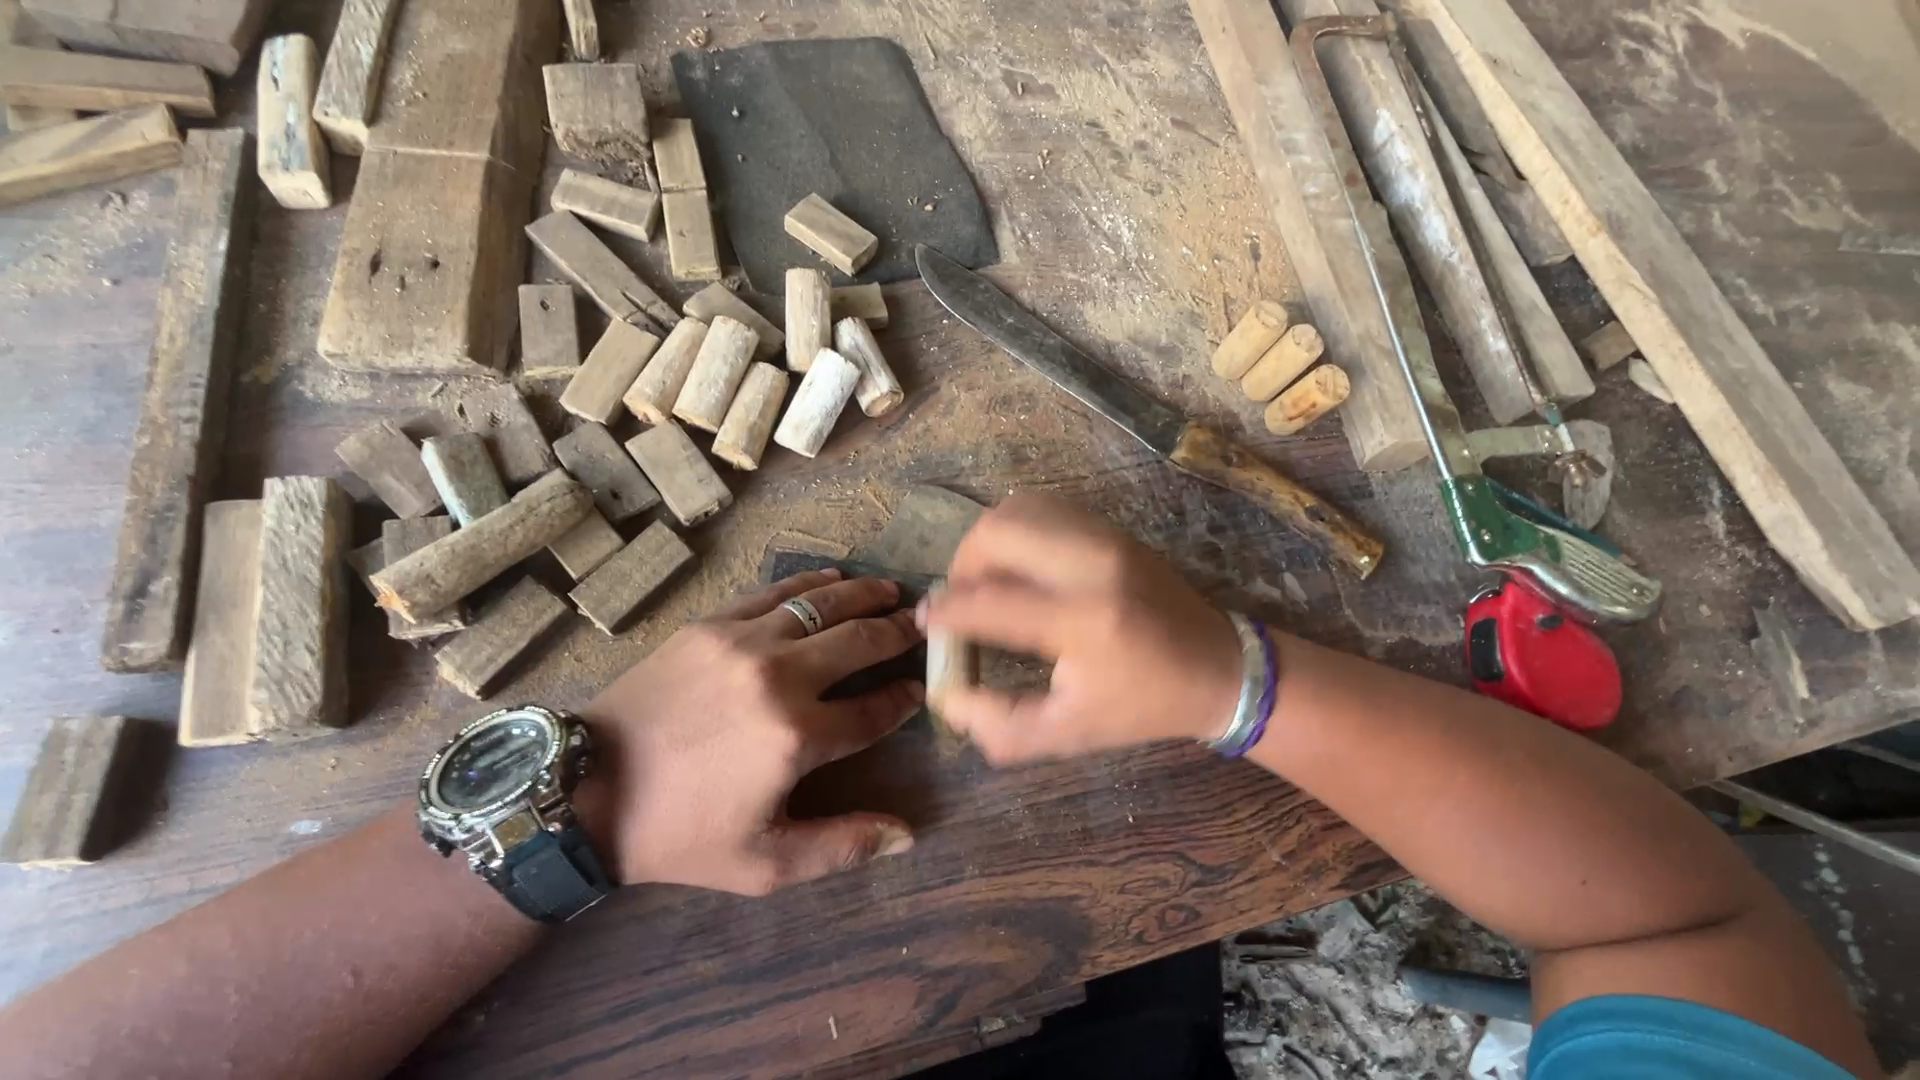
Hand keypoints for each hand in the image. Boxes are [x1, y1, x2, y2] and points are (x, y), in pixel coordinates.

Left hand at [575, 569, 923, 894]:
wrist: (586, 791)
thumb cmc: (680, 835)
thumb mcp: (764, 863)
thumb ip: (842, 847)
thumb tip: (908, 835)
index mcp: (800, 737)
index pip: (874, 710)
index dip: (903, 699)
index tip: (917, 690)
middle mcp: (781, 677)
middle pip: (860, 642)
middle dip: (899, 633)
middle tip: (922, 625)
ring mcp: (744, 641)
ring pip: (823, 605)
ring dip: (866, 596)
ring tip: (892, 592)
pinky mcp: (711, 625)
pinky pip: (775, 593)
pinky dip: (812, 583)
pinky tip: (834, 579)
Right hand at [923, 495, 1241, 762]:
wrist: (1220, 667)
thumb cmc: (1143, 705)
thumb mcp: (1071, 733)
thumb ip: (1001, 724)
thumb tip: (947, 696)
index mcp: (1083, 622)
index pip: (989, 601)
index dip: (946, 612)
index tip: (927, 623)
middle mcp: (1092, 566)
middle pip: (996, 533)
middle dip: (961, 565)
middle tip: (959, 599)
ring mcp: (1106, 538)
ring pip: (1017, 509)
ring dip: (986, 543)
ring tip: (986, 581)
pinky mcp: (1112, 528)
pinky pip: (1044, 507)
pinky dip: (1017, 530)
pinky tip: (1018, 565)